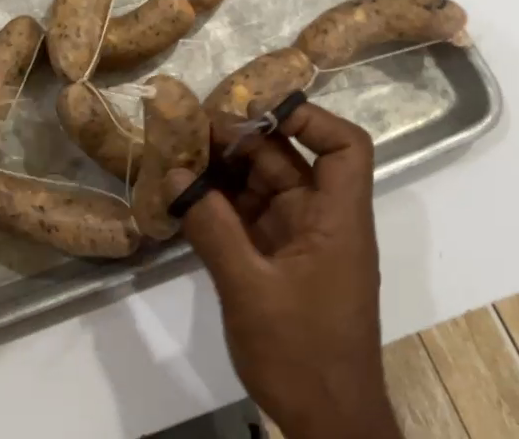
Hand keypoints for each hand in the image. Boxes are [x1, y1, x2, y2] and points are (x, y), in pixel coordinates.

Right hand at [167, 104, 400, 438]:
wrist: (326, 423)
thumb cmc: (302, 354)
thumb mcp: (250, 289)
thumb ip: (212, 229)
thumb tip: (175, 175)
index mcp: (337, 221)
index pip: (344, 148)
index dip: (309, 118)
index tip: (253, 110)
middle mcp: (320, 221)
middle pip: (287, 159)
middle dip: (240, 139)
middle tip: (188, 129)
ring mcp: (296, 241)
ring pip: (261, 184)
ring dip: (221, 168)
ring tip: (175, 154)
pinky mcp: (274, 261)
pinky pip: (245, 215)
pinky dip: (215, 201)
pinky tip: (179, 193)